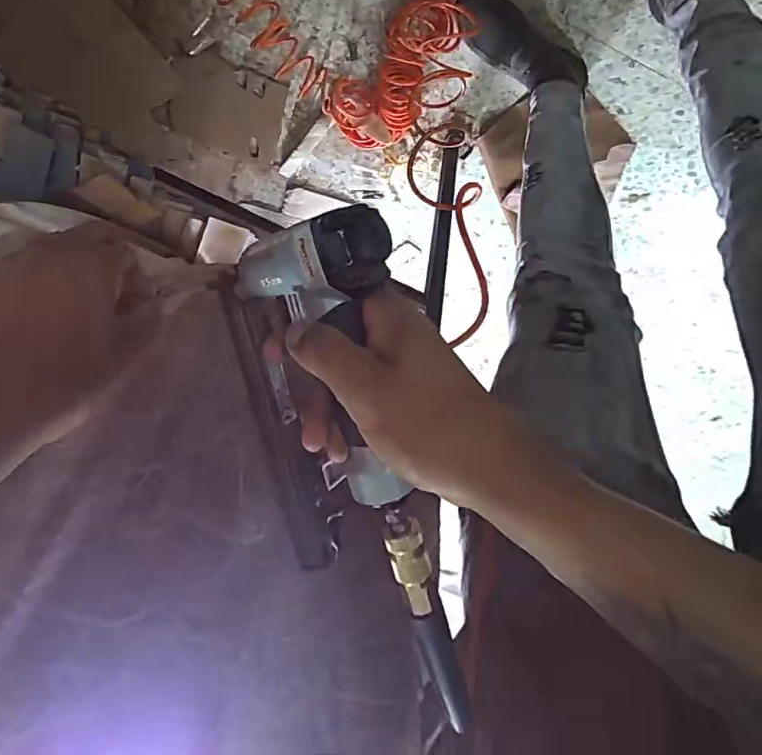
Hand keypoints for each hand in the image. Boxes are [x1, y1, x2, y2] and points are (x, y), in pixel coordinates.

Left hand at [0, 224, 226, 459]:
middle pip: (92, 236)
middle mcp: (53, 250)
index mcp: (93, 262)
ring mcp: (12, 263)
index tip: (134, 310)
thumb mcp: (123, 360)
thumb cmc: (61, 383)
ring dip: (72, 266)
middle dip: (107, 259)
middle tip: (108, 301)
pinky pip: (24, 267)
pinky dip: (39, 280)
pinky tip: (35, 317)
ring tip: (71, 308)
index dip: (137, 280)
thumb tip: (156, 302)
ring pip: (55, 248)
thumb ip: (150, 322)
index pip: (127, 253)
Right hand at [282, 290, 548, 509]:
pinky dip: (350, 418)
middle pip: (335, 341)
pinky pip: (366, 394)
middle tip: (302, 420)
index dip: (298, 317)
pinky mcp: (408, 392)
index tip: (274, 349)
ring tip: (322, 448)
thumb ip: (324, 351)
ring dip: (328, 409)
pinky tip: (342, 450)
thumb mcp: (364, 387)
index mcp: (387, 316)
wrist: (487, 467)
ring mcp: (402, 363)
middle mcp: (394, 332)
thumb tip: (294, 327)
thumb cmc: (425, 422)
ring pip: (347, 373)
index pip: (332, 294)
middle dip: (313, 384)